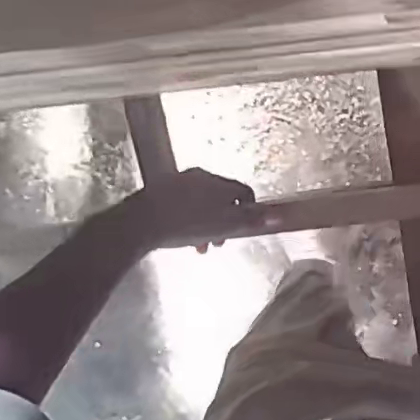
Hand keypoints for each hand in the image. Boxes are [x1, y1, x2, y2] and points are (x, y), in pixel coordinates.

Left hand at [92, 168, 256, 251]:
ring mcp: (179, 181)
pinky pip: (184, 202)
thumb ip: (251, 221)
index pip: (244, 192)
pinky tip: (182, 235)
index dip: (249, 210)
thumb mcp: (224, 227)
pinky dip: (188, 218)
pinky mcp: (161, 189)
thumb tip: (278, 216)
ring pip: (202, 201)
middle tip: (220, 241)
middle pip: (222, 197)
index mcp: (219, 183)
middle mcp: (200, 176)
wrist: (140, 222)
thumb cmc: (186, 225)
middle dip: (224, 220)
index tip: (246, 227)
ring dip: (206, 222)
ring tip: (199, 243)